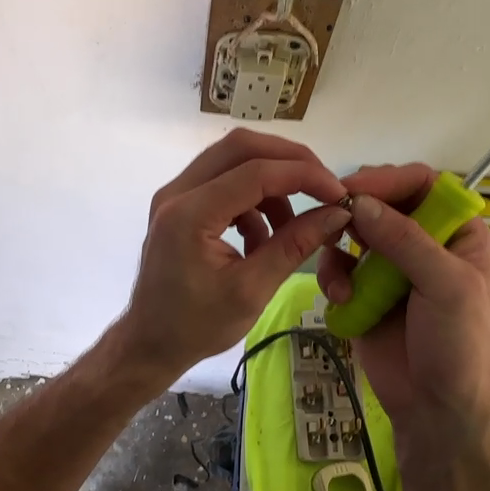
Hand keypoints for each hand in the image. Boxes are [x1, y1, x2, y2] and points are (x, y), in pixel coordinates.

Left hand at [116, 129, 350, 377]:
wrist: (150, 343)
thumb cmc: (196, 326)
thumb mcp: (252, 290)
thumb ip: (294, 245)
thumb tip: (338, 213)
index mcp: (189, 214)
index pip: (255, 171)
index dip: (304, 175)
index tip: (339, 193)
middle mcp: (176, 193)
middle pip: (240, 147)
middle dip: (289, 161)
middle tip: (324, 188)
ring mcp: (174, 197)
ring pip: (232, 161)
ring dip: (271, 185)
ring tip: (293, 227)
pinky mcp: (179, 206)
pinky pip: (223, 183)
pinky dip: (252, 201)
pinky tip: (263, 239)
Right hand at [316, 164, 489, 457]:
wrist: (437, 410)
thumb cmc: (459, 346)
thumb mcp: (446, 286)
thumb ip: (405, 241)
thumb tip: (359, 204)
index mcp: (456, 235)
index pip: (424, 185)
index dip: (391, 180)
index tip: (356, 188)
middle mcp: (422, 245)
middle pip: (383, 204)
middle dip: (357, 210)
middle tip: (332, 216)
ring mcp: (390, 270)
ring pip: (353, 235)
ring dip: (340, 248)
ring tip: (341, 275)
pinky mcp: (363, 295)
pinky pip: (338, 269)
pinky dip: (333, 277)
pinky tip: (341, 298)